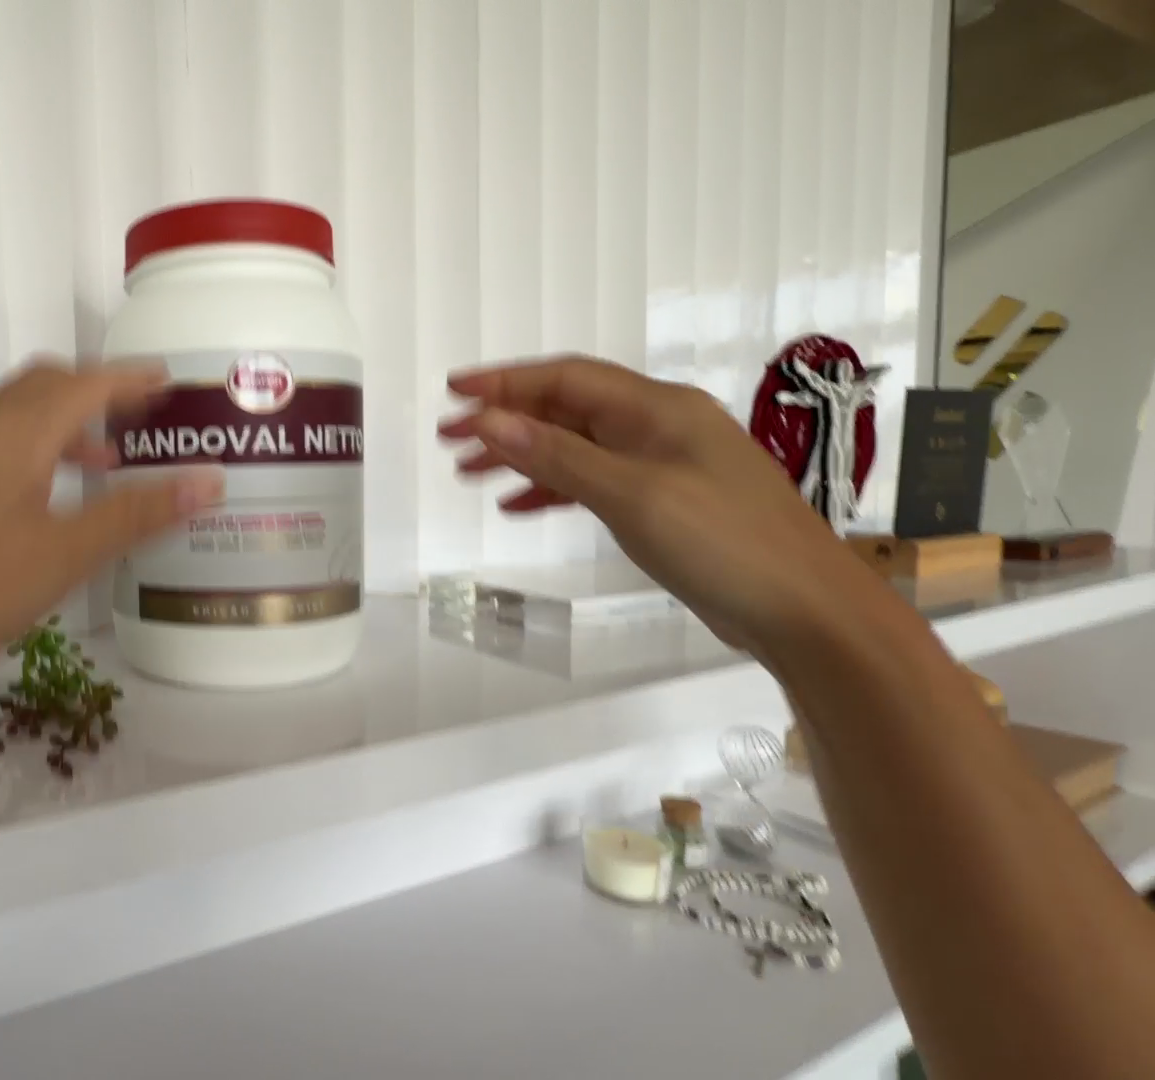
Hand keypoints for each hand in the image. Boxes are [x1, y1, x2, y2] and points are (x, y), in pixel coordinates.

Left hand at [0, 359, 223, 683]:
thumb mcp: (57, 557)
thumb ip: (132, 515)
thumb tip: (209, 480)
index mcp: (14, 429)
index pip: (88, 381)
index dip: (135, 379)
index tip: (175, 383)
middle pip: (46, 387)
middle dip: (100, 395)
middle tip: (144, 423)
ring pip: (15, 420)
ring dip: (64, 429)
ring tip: (104, 466)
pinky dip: (31, 458)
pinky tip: (37, 509)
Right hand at [439, 355, 879, 650]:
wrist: (802, 608)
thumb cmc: (720, 542)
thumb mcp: (631, 495)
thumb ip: (558, 456)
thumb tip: (491, 420)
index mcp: (656, 408)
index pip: (565, 379)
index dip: (505, 381)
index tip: (453, 392)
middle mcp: (657, 425)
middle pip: (566, 410)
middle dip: (505, 420)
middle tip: (449, 439)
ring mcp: (661, 464)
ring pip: (575, 446)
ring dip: (522, 455)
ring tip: (469, 473)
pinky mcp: (662, 501)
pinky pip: (592, 481)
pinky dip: (552, 488)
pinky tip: (517, 506)